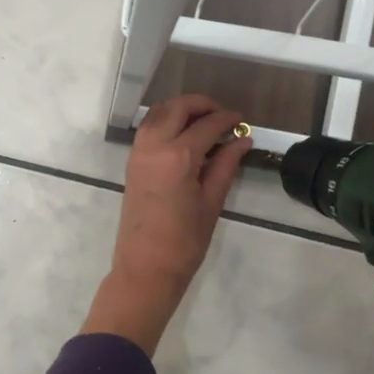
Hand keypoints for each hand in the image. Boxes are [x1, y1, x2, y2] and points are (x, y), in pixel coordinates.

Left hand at [82, 96, 250, 353]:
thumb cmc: (184, 242)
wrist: (145, 268)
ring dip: (180, 110)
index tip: (242, 121)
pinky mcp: (131, 164)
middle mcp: (153, 147)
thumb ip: (225, 166)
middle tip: (222, 116)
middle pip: (176, 108)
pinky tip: (183, 136)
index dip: (227, 119)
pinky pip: (147, 130)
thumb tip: (241, 141)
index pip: (207, 125)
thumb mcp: (212, 202)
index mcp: (177, 156)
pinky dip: (165, 123)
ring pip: (157, 114)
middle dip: (201, 105)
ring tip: (204, 123)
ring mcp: (138, 154)